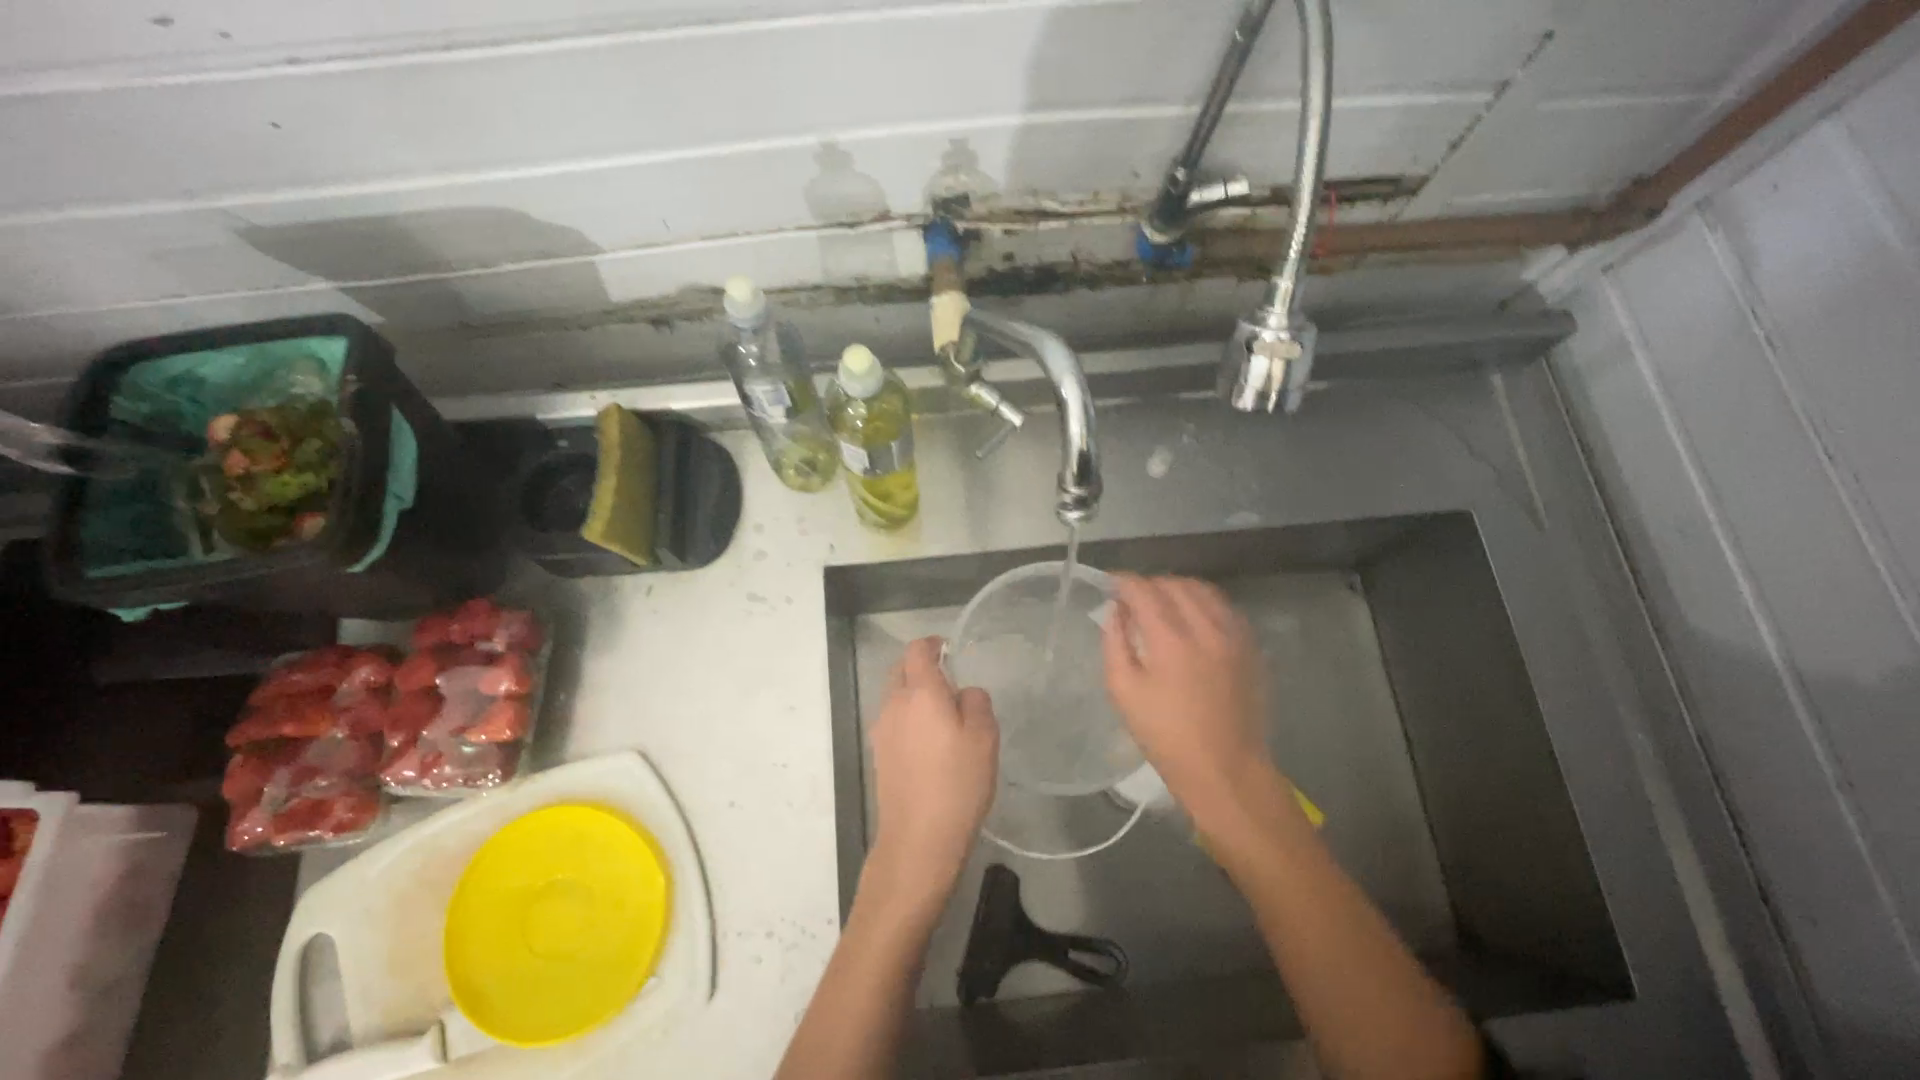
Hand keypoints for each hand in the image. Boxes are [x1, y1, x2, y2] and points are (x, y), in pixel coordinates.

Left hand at [866, 637, 997, 907]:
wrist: (919, 837)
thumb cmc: (958, 783)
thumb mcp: (985, 738)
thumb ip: (977, 703)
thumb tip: (964, 693)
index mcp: (921, 693)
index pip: (917, 651)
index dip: (932, 644)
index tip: (949, 649)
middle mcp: (894, 705)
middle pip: (901, 671)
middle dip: (921, 667)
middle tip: (949, 680)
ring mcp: (882, 730)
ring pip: (895, 696)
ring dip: (914, 694)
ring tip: (943, 714)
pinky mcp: (879, 754)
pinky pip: (893, 721)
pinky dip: (909, 718)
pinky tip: (930, 742)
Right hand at [1102, 575, 1276, 824]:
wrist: (1225, 768)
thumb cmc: (1166, 736)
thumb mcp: (1123, 692)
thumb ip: (1115, 642)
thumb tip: (1116, 610)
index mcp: (1170, 640)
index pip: (1143, 589)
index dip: (1122, 582)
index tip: (1111, 585)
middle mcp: (1206, 627)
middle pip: (1174, 583)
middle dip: (1149, 585)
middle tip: (1133, 601)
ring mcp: (1234, 634)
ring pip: (1203, 590)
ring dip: (1177, 589)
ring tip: (1162, 605)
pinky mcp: (1250, 646)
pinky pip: (1224, 607)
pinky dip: (1203, 603)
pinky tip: (1192, 619)